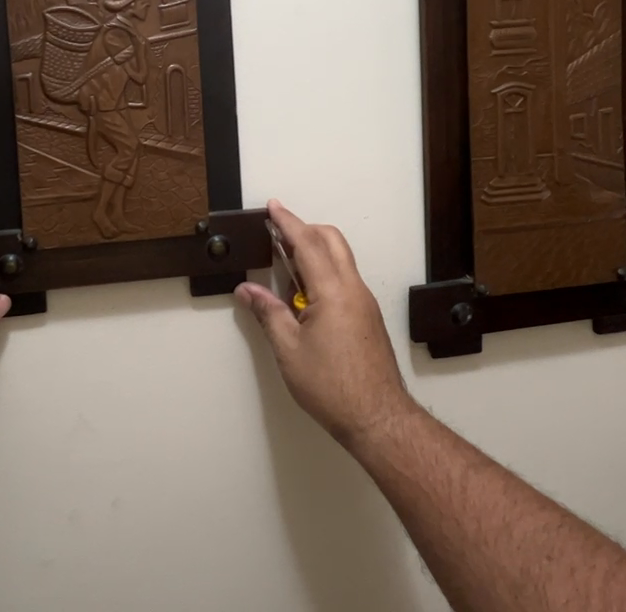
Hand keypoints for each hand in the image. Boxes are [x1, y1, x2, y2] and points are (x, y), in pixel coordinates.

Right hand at [237, 200, 419, 446]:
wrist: (378, 418)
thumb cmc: (333, 387)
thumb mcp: (288, 350)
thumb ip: (268, 313)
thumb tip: (248, 291)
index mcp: (333, 291)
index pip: (307, 242)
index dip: (287, 221)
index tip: (274, 207)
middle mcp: (353, 289)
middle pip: (331, 240)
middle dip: (304, 229)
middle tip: (278, 232)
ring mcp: (364, 303)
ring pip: (341, 259)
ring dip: (315, 251)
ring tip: (286, 266)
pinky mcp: (368, 317)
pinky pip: (345, 279)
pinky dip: (324, 271)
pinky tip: (306, 295)